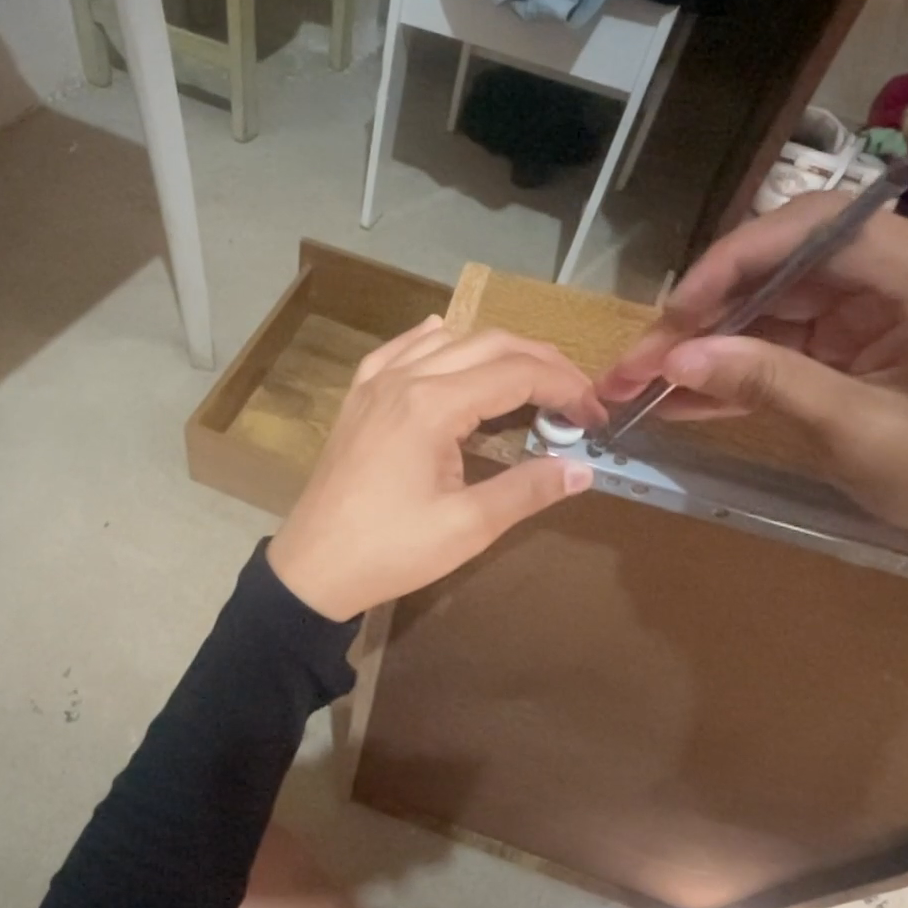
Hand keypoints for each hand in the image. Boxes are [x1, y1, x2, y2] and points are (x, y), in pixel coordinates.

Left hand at [268, 317, 605, 620]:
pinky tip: (443, 339)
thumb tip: (582, 469)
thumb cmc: (390, 551)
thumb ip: (526, 490)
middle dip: (540, 361)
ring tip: (526, 379)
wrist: (313, 568)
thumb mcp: (467, 527)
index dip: (566, 387)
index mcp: (433, 406)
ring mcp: (374, 385)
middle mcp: (404, 380)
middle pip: (487, 345)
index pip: (517, 373)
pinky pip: (397, 351)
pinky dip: (431, 341)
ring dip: (493, 350)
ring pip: (445, 340)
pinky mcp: (356, 399)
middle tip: (574, 395)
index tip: (594, 416)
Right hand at [600, 193, 907, 573]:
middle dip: (704, 315)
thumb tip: (672, 357)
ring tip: (642, 387)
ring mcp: (888, 315)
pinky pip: (793, 348)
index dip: (731, 262)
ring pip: (777, 310)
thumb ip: (768, 383)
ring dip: (711, 348)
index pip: (815, 231)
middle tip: (637, 364)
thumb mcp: (862, 435)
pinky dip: (742, 373)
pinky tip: (685, 400)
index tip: (672, 314)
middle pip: (785, 269)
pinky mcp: (872, 351)